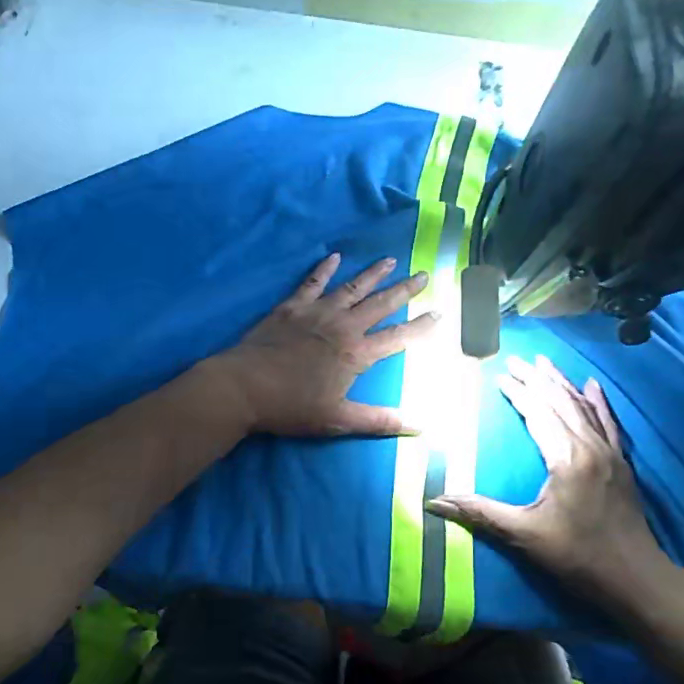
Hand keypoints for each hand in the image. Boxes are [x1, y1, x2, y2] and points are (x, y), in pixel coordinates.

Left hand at [201, 253, 434, 437]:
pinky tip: (334, 256)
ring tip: (389, 260)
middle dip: (404, 290)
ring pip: (351, 288)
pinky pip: (312, 283)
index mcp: (356, 354)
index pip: (398, 338)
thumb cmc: (291, 407)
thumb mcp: (337, 420)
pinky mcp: (291, 307)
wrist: (245, 387)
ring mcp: (316, 313)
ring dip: (372, 274)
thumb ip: (377, 421)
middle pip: (380, 305)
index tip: (439, 313)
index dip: (420, 327)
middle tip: (423, 275)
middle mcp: (342, 327)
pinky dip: (324, 269)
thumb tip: (417, 426)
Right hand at [426, 355, 683, 612]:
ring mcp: (611, 455)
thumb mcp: (524, 535)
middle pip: (562, 403)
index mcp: (568, 459)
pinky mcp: (622, 465)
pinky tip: (593, 386)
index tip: (500, 376)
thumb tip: (435, 503)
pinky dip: (598, 402)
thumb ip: (480, 513)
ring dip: (563, 384)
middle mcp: (592, 448)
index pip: (539, 414)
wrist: (636, 579)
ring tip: (546, 362)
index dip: (519, 393)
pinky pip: (609, 423)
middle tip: (518, 359)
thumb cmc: (578, 557)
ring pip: (585, 408)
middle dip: (538, 379)